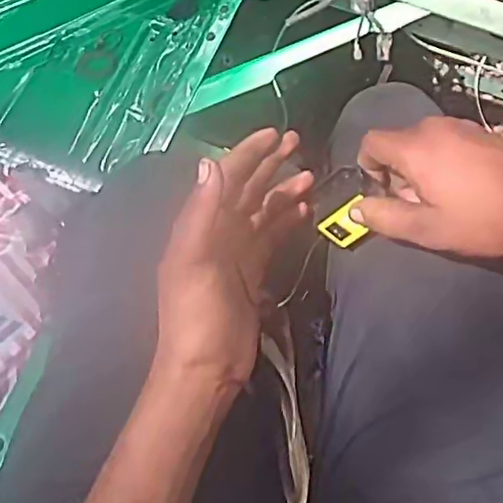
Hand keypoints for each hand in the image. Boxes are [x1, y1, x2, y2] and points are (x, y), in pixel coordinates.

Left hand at [154, 130, 313, 387]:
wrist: (205, 369)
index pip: (227, 176)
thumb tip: (210, 162)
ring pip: (265, 209)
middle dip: (271, 163)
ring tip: (309, 176)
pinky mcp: (253, 270)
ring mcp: (237, 250)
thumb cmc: (195, 313)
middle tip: (296, 141)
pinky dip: (288, 220)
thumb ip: (201, 211)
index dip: (249, 152)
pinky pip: (273, 235)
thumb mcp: (192, 260)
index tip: (273, 133)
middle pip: (248, 187)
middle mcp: (219, 230)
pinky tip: (305, 210)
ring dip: (285, 190)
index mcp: (201, 222)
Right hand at [351, 116, 502, 257]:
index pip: (370, 142)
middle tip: (418, 204)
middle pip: (397, 142)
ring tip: (443, 198)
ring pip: (422, 141)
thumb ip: (386, 218)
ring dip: (421, 166)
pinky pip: (445, 140)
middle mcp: (433, 128)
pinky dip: (443, 158)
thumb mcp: (429, 229)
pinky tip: (464, 187)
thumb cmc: (483, 219)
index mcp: (414, 148)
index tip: (384, 192)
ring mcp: (459, 126)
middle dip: (397, 171)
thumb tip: (357, 210)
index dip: (368, 167)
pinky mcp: (479, 131)